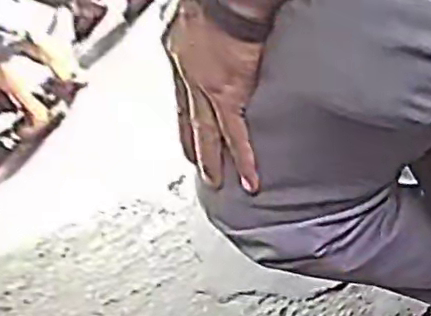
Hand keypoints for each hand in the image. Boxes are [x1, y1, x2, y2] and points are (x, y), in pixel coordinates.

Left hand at [164, 0, 264, 190]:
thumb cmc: (215, 1)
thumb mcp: (200, 16)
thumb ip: (208, 35)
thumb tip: (225, 44)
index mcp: (180, 50)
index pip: (182, 93)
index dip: (186, 116)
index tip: (189, 134)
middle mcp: (187, 71)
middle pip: (190, 117)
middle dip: (194, 143)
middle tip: (201, 169)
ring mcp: (205, 86)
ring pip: (207, 132)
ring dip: (212, 159)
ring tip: (218, 183)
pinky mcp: (227, 97)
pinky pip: (236, 137)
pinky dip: (244, 161)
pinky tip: (249, 181)